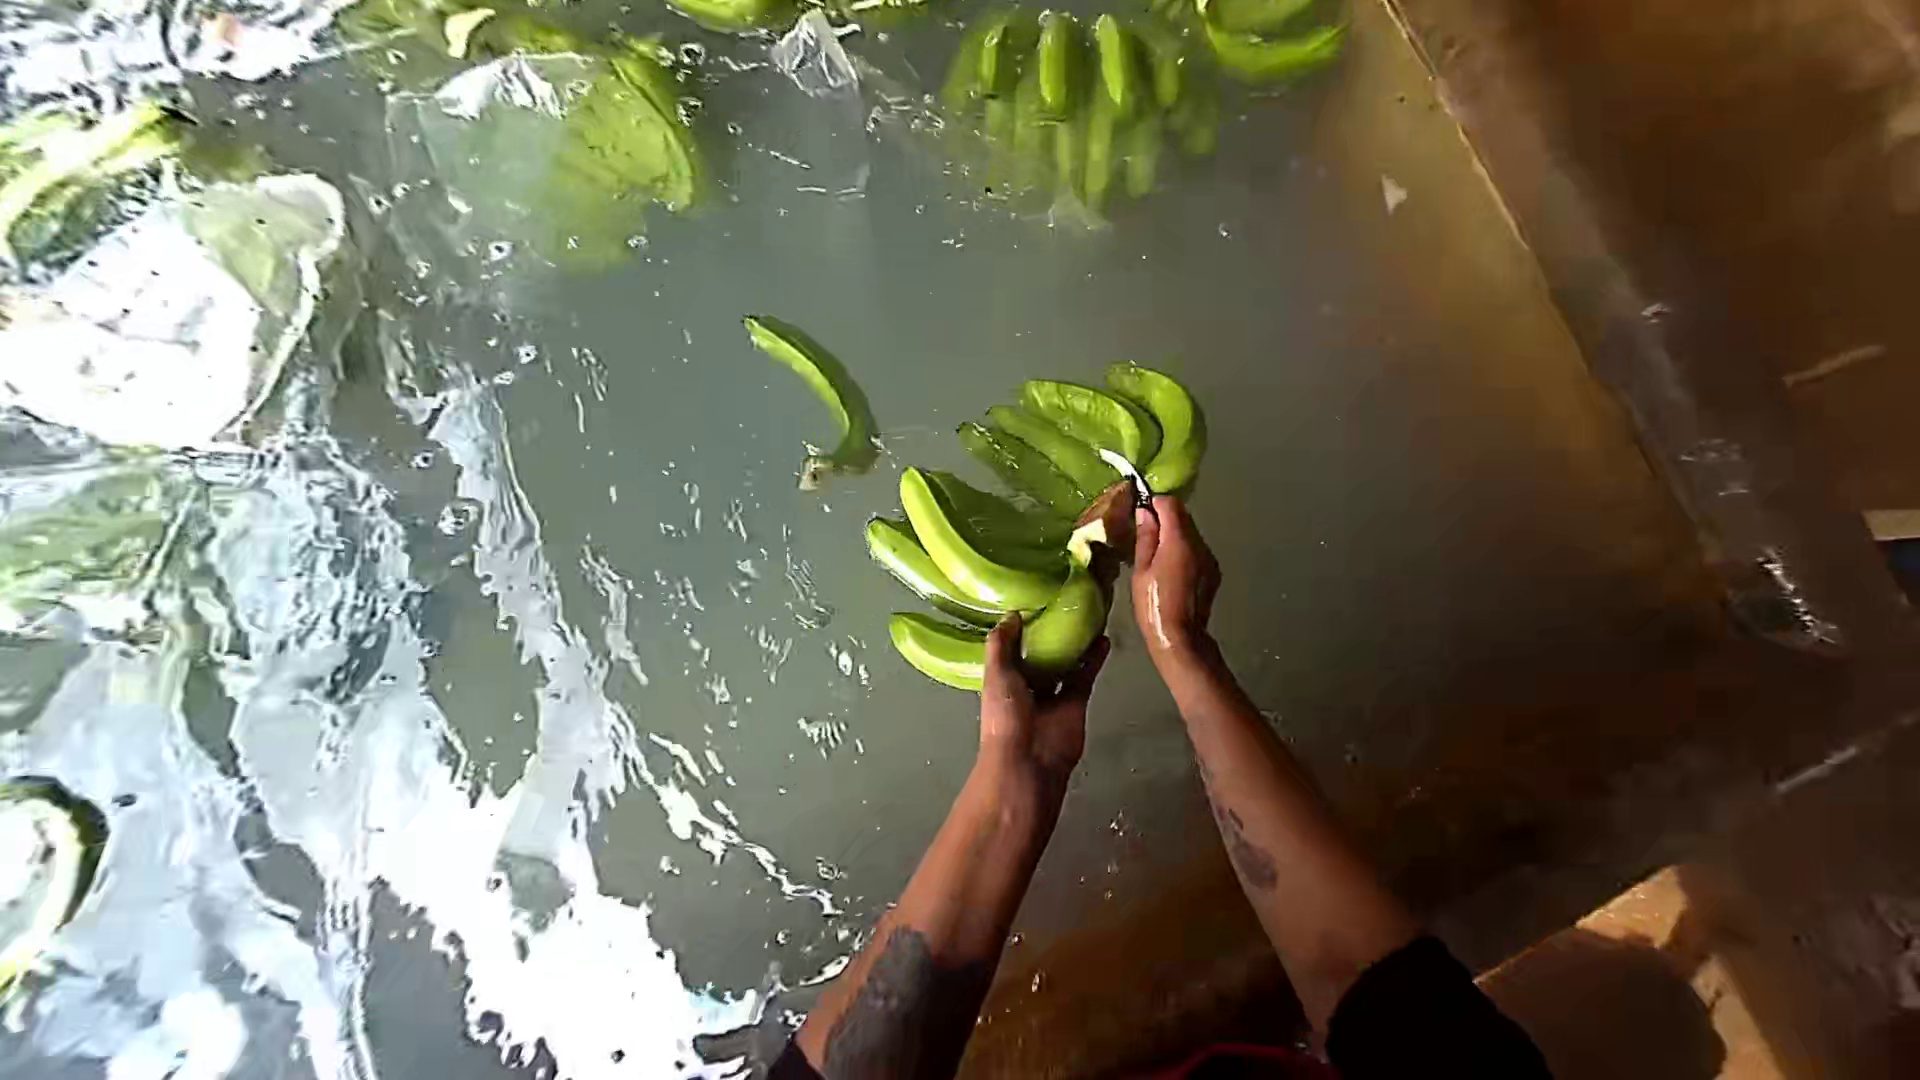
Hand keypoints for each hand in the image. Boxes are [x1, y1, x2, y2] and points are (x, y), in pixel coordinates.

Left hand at [977, 615, 1108, 798]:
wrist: (1029, 760)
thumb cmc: (1006, 715)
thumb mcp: (995, 674)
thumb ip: (1000, 644)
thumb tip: (1011, 614)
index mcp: (1002, 678)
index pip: (1011, 648)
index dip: (1019, 628)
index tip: (1032, 601)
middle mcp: (1027, 684)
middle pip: (1040, 653)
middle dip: (1049, 633)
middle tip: (1062, 602)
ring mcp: (1052, 693)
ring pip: (1065, 662)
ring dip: (1074, 642)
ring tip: (1087, 615)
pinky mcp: (1075, 701)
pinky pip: (1085, 675)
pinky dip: (1094, 659)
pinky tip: (1103, 638)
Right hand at [1131, 495, 1220, 662]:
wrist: (1180, 636)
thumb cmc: (1153, 604)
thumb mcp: (1141, 569)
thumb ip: (1146, 537)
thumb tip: (1145, 512)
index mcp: (1179, 541)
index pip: (1171, 505)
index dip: (1154, 502)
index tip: (1140, 509)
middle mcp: (1200, 545)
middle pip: (1184, 517)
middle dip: (1164, 517)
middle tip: (1144, 529)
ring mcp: (1209, 558)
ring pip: (1191, 533)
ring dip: (1174, 533)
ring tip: (1155, 551)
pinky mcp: (1213, 571)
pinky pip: (1197, 549)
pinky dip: (1184, 549)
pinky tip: (1170, 566)